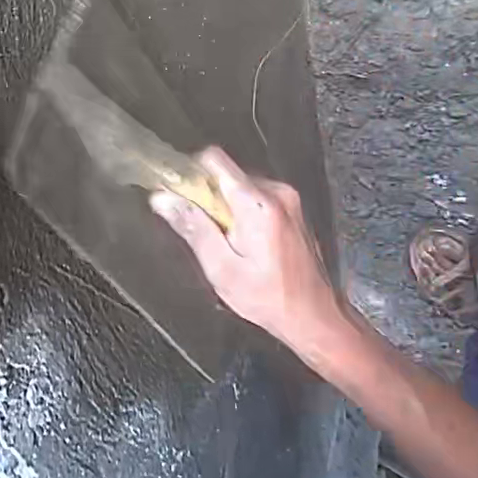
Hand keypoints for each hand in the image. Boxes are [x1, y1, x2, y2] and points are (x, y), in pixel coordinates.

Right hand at [149, 147, 345, 357]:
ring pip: (239, 185)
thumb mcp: (222, 269)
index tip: (180, 194)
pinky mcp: (291, 207)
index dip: (191, 173)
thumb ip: (193, 227)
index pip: (214, 160)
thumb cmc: (269, 298)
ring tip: (227, 242)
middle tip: (206, 232)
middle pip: (225, 174)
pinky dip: (242, 211)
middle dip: (208, 197)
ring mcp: (287, 198)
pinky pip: (255, 195)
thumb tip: (163, 198)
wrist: (314, 317)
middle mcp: (276, 193)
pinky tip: (245, 243)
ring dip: (225, 206)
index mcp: (257, 204)